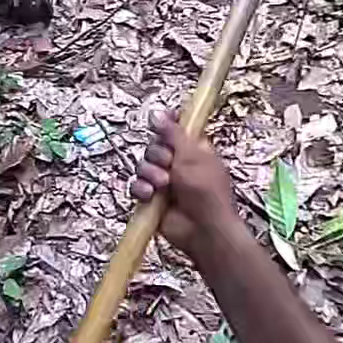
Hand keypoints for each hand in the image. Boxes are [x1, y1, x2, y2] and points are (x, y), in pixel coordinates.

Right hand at [129, 109, 240, 256]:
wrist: (203, 230)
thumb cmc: (205, 191)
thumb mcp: (192, 155)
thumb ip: (173, 133)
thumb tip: (157, 112)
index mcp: (193, 150)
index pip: (175, 130)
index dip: (165, 126)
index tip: (158, 124)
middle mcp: (178, 164)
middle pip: (154, 147)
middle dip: (157, 155)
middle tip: (169, 165)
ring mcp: (164, 182)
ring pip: (143, 166)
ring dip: (150, 173)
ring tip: (163, 185)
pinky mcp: (152, 199)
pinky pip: (136, 186)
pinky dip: (141, 189)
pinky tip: (150, 195)